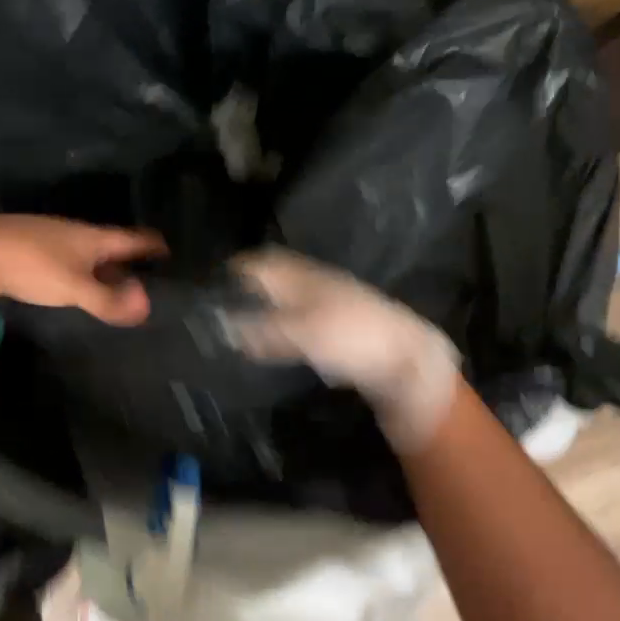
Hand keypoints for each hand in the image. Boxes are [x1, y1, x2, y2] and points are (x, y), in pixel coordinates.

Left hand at [0, 216, 163, 325]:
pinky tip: (75, 284)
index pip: (132, 237)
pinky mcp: (27, 246)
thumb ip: (108, 299)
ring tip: (117, 285)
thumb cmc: (31, 266)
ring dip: (103, 267)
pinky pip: (66, 258)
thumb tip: (147, 304)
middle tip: (149, 277)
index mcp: (91, 236)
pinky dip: (80, 271)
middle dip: (128, 259)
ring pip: (85, 252)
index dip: (154, 244)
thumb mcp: (74, 287)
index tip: (173, 251)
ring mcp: (48, 237)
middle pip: (109, 245)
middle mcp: (73, 231)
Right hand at [228, 249, 461, 451]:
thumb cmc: (352, 337)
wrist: (409, 358)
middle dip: (247, 290)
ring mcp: (328, 301)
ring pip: (286, 298)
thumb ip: (262, 331)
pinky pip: (300, 317)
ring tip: (242, 329)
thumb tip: (224, 327)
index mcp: (300, 275)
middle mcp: (312, 281)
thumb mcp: (302, 334)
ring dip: (265, 309)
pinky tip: (277, 344)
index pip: (259, 262)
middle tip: (221, 311)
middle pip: (271, 278)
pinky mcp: (338, 325)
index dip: (235, 270)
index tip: (211, 287)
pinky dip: (283, 325)